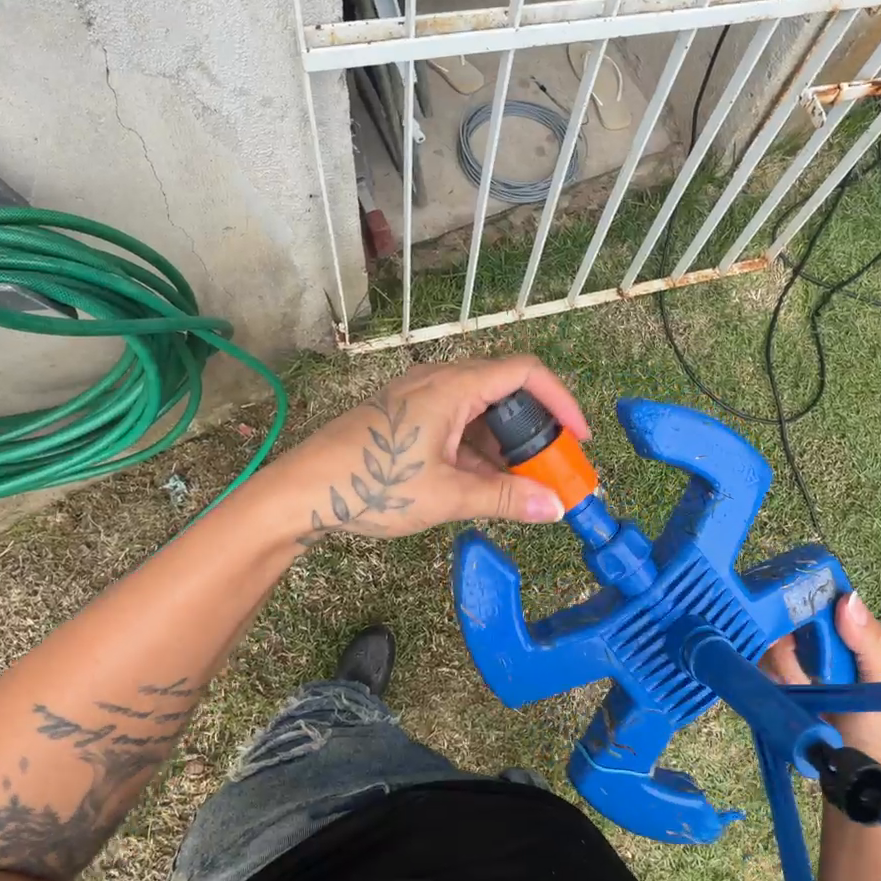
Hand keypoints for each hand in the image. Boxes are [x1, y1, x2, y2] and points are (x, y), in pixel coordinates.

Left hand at [271, 355, 589, 546]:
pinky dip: (479, 450)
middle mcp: (439, 381)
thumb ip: (504, 498)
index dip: (562, 402)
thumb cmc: (372, 484)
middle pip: (506, 391)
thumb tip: (554, 508)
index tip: (580, 440)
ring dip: (506, 445)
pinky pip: (457, 424)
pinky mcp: (406, 418)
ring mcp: (420, 398)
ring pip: (481, 411)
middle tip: (553, 469)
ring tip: (522, 486)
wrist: (301, 491)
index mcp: (453, 386)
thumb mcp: (446, 496)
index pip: (526, 372)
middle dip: (536, 431)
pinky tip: (483, 485)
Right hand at [759, 593, 880, 806]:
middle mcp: (813, 635)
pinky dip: (768, 682)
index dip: (791, 600)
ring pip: (765, 644)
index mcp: (841, 625)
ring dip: (779, 671)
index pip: (807, 595)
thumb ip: (869, 641)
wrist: (862, 771)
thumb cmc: (880, 721)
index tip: (789, 624)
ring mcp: (792, 658)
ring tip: (801, 692)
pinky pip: (757, 667)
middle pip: (778, 619)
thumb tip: (847, 597)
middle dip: (785, 650)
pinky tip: (785, 696)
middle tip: (803, 677)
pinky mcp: (776, 680)